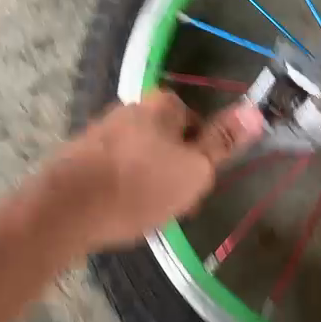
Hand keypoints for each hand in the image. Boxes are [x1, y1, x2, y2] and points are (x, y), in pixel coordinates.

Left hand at [37, 91, 265, 250]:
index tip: (196, 188)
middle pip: (165, 139)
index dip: (200, 157)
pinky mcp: (78, 155)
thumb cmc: (138, 187)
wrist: (65, 209)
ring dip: (145, 180)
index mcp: (160, 105)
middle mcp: (129, 108)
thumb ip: (222, 142)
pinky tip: (117, 214)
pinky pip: (111, 169)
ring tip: (144, 216)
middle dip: (171, 170)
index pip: (195, 123)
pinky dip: (119, 187)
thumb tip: (255, 109)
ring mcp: (100, 130)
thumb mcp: (194, 170)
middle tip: (173, 206)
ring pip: (138, 155)